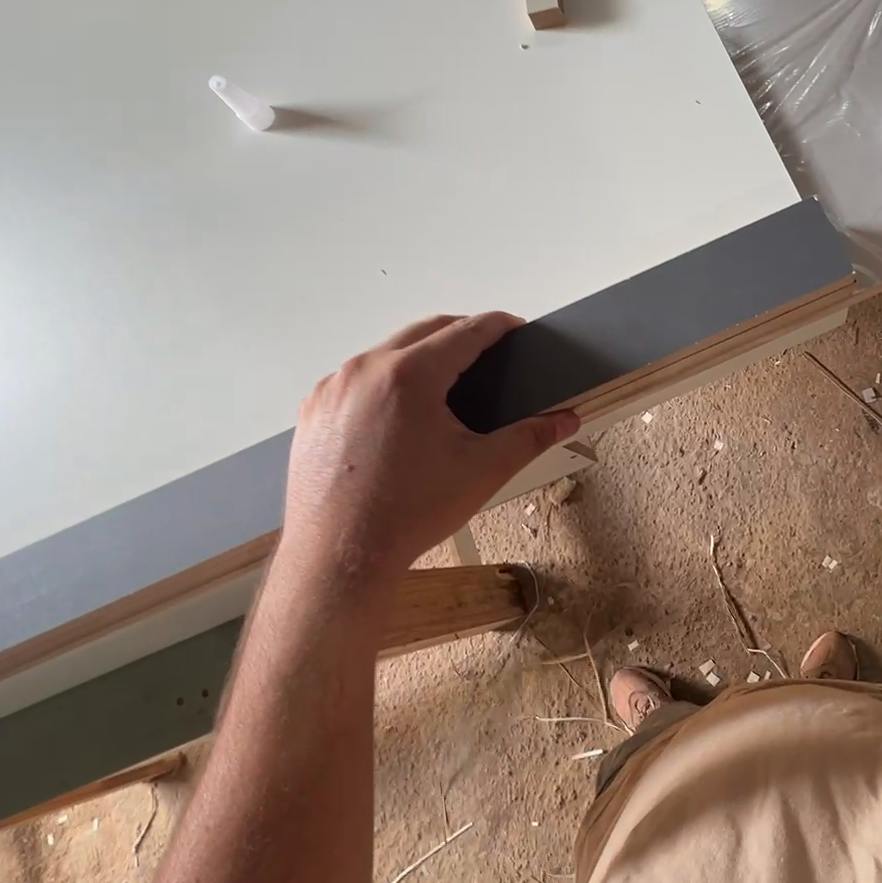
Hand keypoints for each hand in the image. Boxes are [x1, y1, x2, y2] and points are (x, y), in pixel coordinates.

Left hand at [275, 313, 578, 609]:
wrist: (340, 556)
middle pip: (424, 330)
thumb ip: (530, 437)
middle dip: (461, 333)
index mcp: (410, 375)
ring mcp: (332, 388)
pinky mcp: (314, 410)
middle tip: (490, 353)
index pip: (465, 331)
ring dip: (421, 356)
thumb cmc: (412, 512)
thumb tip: (568, 419)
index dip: (498, 325)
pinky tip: (401, 415)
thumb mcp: (484, 470)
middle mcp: (365, 369)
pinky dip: (386, 382)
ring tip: (446, 386)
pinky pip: (357, 379)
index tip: (517, 328)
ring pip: (387, 353)